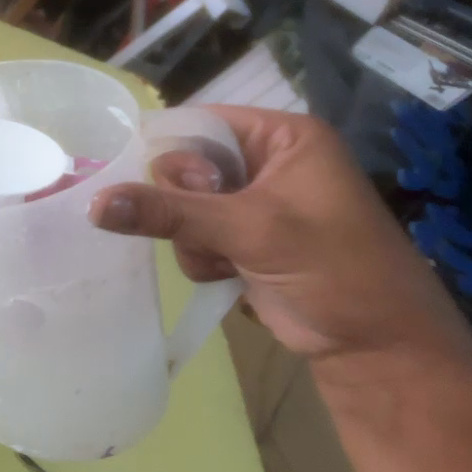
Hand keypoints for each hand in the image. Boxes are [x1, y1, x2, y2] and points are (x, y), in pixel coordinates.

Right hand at [87, 106, 463, 363]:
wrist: (378, 350)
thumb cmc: (335, 270)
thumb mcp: (250, 230)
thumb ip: (169, 212)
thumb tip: (93, 203)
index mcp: (282, 137)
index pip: (197, 122)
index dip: (170, 152)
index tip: (167, 189)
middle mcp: (264, 162)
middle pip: (180, 166)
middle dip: (183, 203)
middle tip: (213, 227)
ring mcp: (250, 203)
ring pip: (176, 205)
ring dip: (189, 237)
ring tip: (229, 258)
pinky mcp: (239, 239)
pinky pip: (186, 234)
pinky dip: (198, 256)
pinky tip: (229, 274)